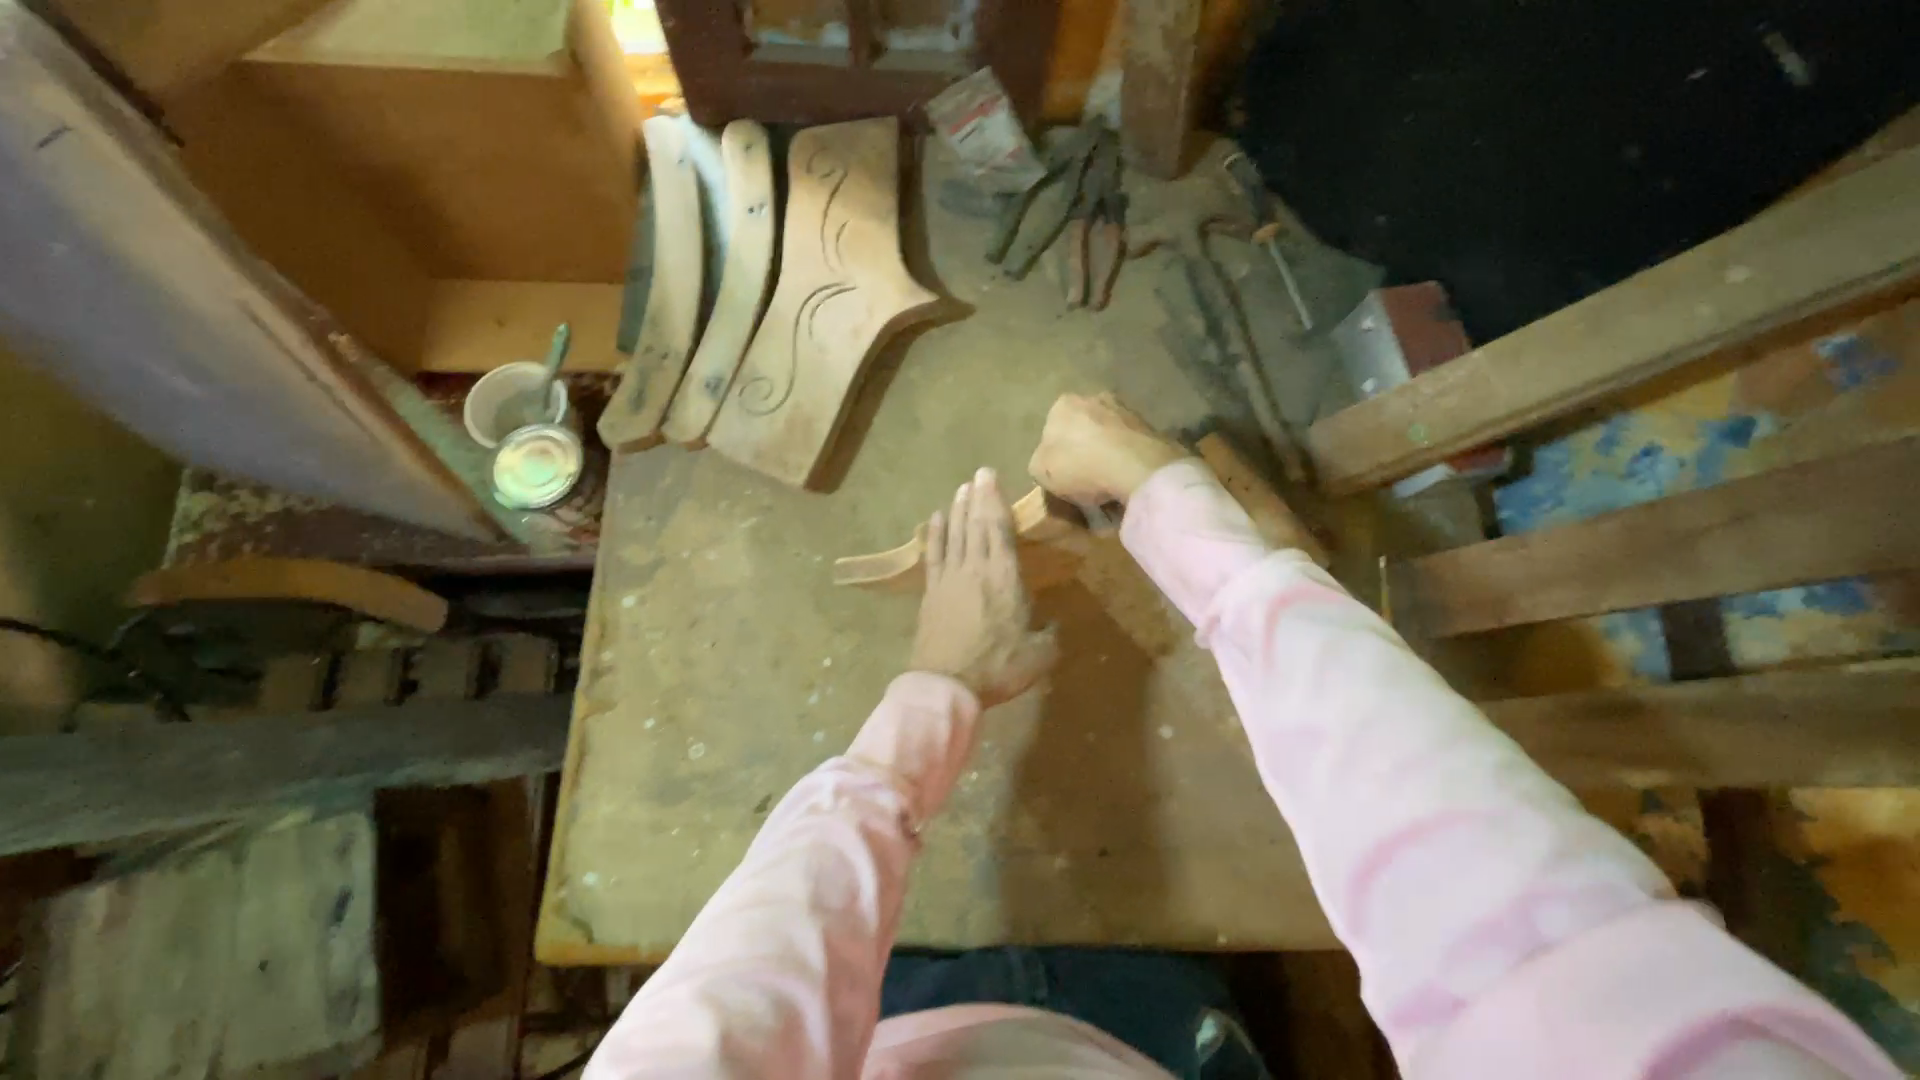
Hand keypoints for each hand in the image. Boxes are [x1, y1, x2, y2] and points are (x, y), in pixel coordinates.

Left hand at [909, 467, 1057, 706]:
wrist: (945, 684)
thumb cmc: (996, 668)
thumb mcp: (1038, 655)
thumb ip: (1050, 635)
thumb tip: (1054, 625)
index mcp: (1005, 578)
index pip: (1000, 530)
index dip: (996, 502)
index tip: (992, 478)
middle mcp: (976, 569)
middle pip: (977, 525)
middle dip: (979, 497)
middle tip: (979, 473)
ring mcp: (949, 579)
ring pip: (955, 534)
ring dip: (959, 509)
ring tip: (962, 488)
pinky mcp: (931, 592)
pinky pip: (934, 555)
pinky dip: (936, 534)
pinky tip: (936, 518)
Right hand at [1027, 392, 1191, 505]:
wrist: (1136, 468)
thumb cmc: (1079, 466)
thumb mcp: (1039, 471)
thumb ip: (1040, 461)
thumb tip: (1049, 460)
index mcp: (1063, 404)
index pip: (1052, 428)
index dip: (1055, 454)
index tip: (1063, 474)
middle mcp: (1094, 397)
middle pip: (1083, 427)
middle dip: (1083, 448)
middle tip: (1085, 477)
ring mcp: (1126, 409)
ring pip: (1109, 434)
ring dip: (1108, 453)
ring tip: (1109, 482)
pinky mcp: (1150, 425)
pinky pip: (1131, 445)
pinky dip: (1128, 458)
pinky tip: (1128, 478)